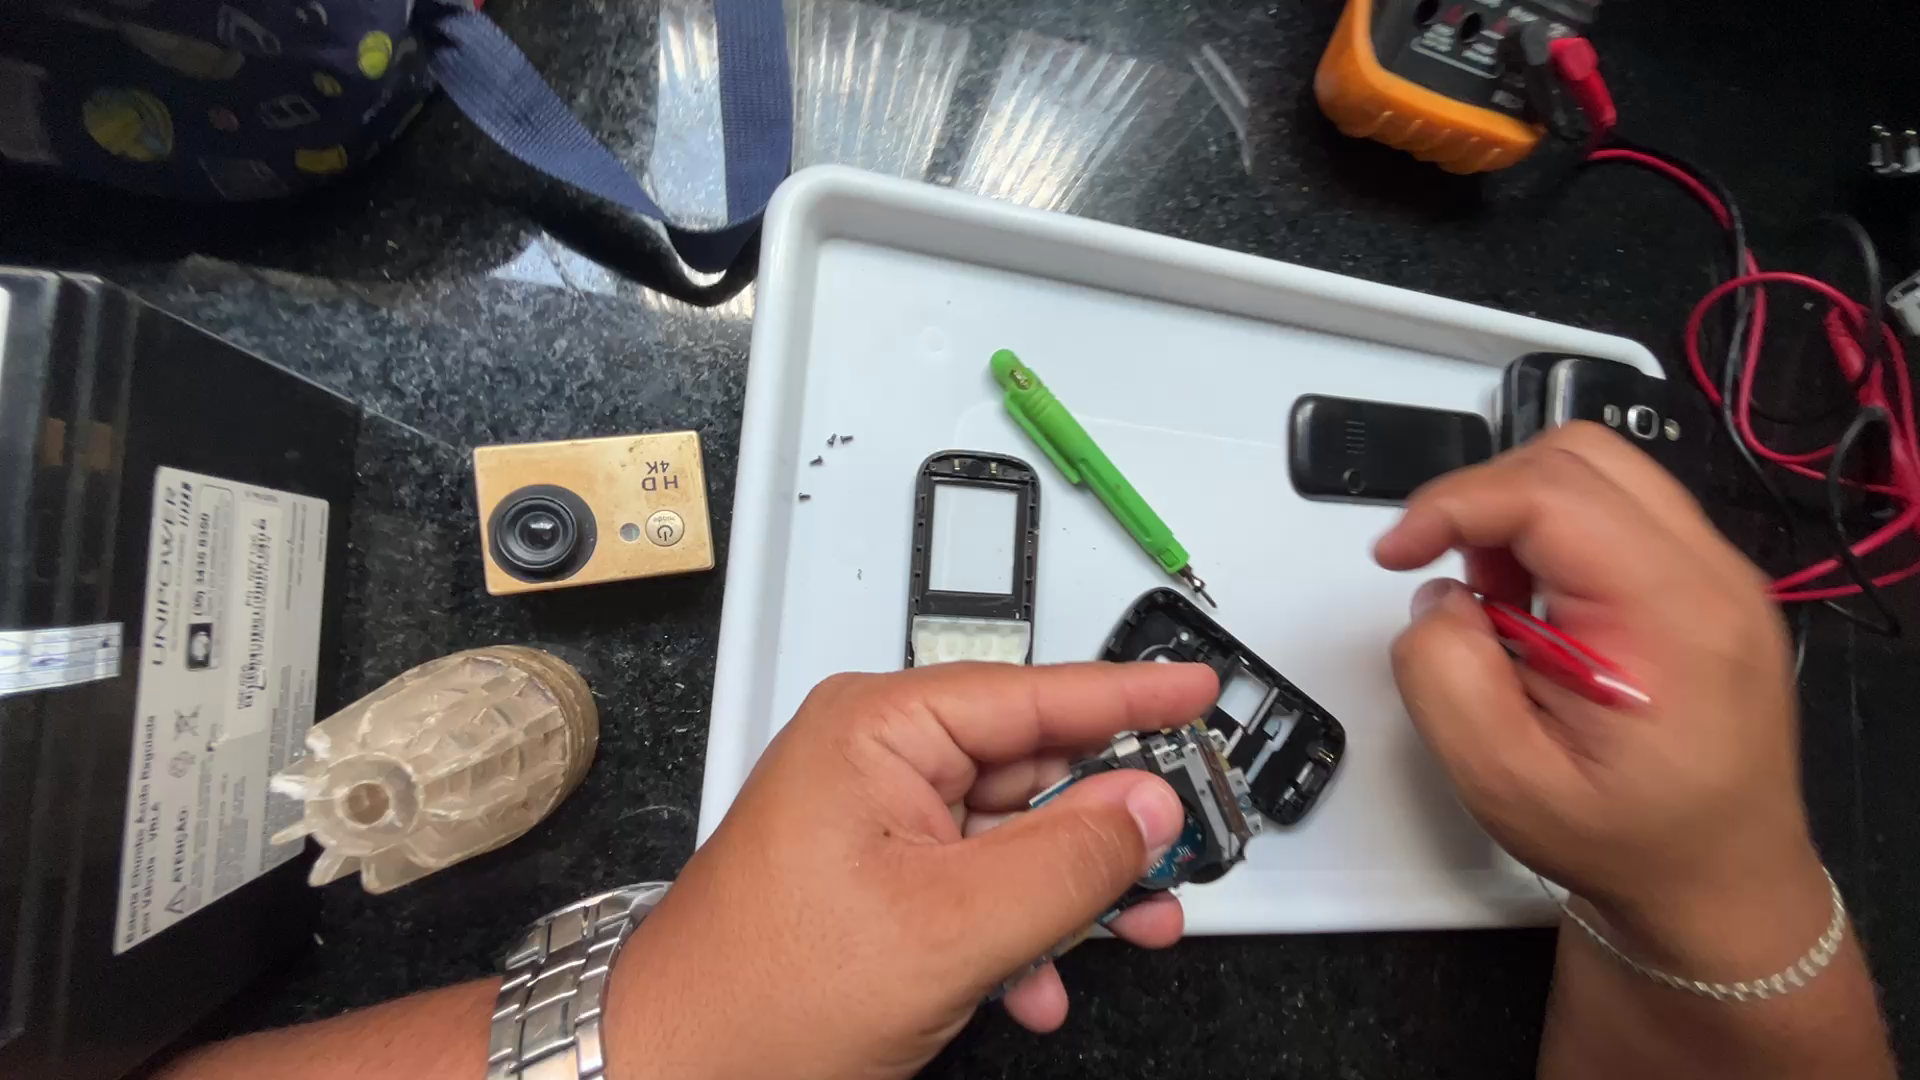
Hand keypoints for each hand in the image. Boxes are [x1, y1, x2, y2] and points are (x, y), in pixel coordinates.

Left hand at [603, 662, 1217, 1079]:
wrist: (678, 1071)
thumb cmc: (764, 990)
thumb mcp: (946, 927)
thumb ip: (1064, 861)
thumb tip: (1146, 806)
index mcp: (882, 726)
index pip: (1032, 691)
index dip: (1126, 692)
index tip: (1192, 687)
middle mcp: (885, 751)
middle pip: (1032, 759)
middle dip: (1108, 812)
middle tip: (1182, 834)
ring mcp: (888, 808)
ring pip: (1018, 823)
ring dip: (1076, 879)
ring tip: (1138, 917)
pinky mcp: (892, 859)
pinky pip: (985, 868)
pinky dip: (1026, 916)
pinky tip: (1043, 973)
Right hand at [1375, 422, 1825, 977]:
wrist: (1711, 877)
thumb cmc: (1618, 836)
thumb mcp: (1495, 772)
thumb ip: (1441, 668)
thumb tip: (1440, 599)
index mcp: (1670, 618)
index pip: (1548, 494)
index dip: (1449, 504)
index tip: (1393, 552)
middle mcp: (1705, 576)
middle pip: (1576, 456)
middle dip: (1478, 496)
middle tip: (1439, 564)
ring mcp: (1704, 574)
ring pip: (1586, 468)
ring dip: (1506, 512)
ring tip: (1487, 592)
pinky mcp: (1684, 582)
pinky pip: (1598, 509)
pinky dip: (1533, 532)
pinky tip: (1521, 600)